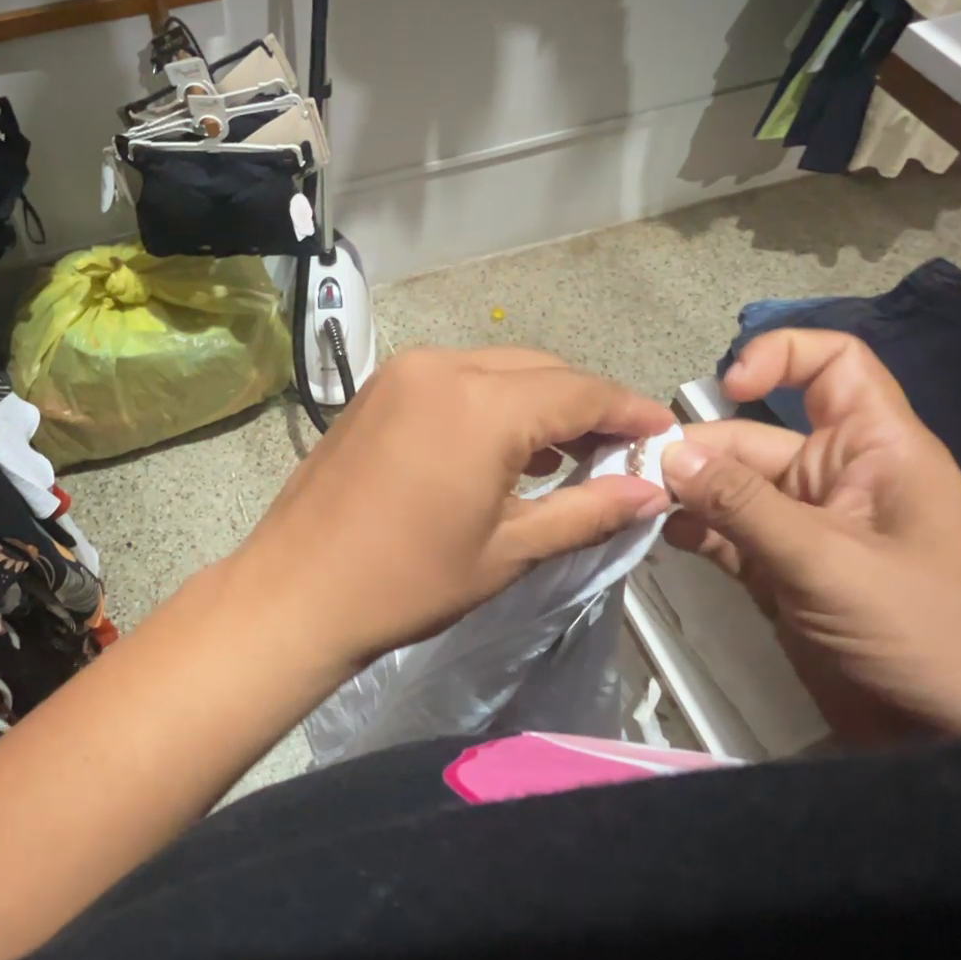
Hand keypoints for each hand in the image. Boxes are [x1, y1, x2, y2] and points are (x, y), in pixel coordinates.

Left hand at [224, 348, 673, 678]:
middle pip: (539, 371)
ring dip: (536, 403)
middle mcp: (442, 367)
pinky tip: (504, 449)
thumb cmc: (407, 582)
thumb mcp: (508, 550)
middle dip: (585, 406)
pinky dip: (489, 403)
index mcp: (482, 403)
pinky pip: (452, 381)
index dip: (629, 411)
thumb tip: (651, 491)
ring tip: (568, 456)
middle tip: (617, 452)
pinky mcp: (376, 392)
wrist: (297, 593)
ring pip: (495, 370)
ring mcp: (401, 374)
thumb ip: (587, 510)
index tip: (663, 435)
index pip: (581, 391)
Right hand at [659, 329, 960, 740]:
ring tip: (633, 506)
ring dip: (684, 495)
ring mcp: (806, 532)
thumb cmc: (927, 631)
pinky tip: (656, 538)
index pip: (834, 368)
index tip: (725, 387)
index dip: (779, 358)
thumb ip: (744, 507)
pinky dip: (692, 535)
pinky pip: (727, 538)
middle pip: (754, 439)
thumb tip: (666, 454)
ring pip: (731, 492)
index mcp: (875, 450)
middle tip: (633, 475)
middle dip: (697, 451)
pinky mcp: (782, 577)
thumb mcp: (831, 561)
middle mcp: (836, 481)